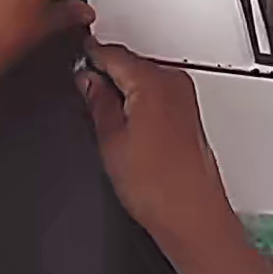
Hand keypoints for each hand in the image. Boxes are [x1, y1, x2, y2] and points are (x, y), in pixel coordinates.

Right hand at [77, 41, 272, 273]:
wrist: (194, 221)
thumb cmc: (158, 188)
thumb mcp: (110, 140)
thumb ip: (96, 100)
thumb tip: (87, 79)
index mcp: (150, 81)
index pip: (112, 53)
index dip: (90, 55)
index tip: (79, 56)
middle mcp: (172, 81)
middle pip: (130, 62)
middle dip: (107, 72)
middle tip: (85, 87)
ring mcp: (184, 96)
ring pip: (144, 77)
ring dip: (125, 86)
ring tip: (107, 113)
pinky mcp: (190, 111)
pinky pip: (158, 91)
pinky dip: (142, 98)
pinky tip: (130, 124)